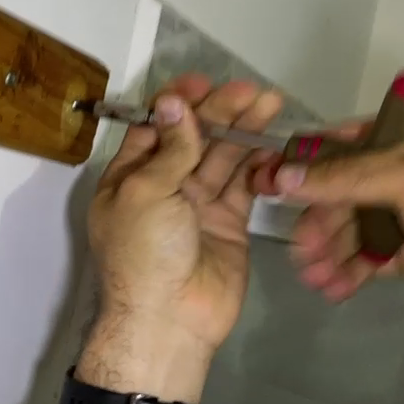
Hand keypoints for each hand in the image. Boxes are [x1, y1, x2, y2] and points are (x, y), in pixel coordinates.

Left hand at [83, 75, 283, 402]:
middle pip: (192, 139)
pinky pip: (243, 186)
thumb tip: (171, 101)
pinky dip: (258, 166)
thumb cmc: (145, 252)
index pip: (155, 129)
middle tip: (250, 92)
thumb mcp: (146, 193)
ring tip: (270, 104)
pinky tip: (274, 146)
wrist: (170, 320)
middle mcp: (162, 187)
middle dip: (219, 112)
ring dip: (243, 132)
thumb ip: (168, 148)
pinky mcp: (228, 223)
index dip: (178, 105)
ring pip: (221, 158)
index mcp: (129, 177)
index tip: (203, 83)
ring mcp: (197, 205)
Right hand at [264, 104, 403, 340]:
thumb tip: (281, 176)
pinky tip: (332, 286)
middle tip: (299, 247)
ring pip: (354, 224)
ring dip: (329, 248)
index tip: (271, 184)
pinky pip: (368, 256)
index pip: (351, 139)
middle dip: (319, 218)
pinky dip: (348, 270)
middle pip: (346, 188)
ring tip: (312, 275)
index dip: (309, 162)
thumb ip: (344, 176)